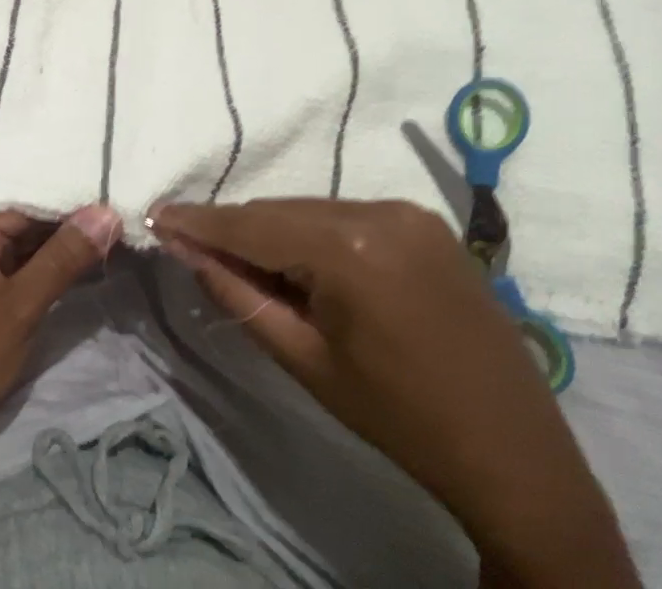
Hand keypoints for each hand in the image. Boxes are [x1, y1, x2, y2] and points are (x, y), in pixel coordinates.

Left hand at [0, 207, 120, 452]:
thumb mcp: (20, 306)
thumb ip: (62, 258)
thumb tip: (106, 213)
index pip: (29, 204)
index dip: (75, 206)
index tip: (121, 202)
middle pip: (29, 221)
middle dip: (74, 225)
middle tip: (127, 219)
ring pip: (30, 244)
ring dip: (67, 246)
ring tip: (120, 234)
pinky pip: (24, 265)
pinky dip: (53, 267)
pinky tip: (91, 262)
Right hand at [151, 199, 638, 588]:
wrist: (509, 449)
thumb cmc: (394, 414)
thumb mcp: (300, 357)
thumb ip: (235, 292)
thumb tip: (184, 248)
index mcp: (349, 247)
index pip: (250, 223)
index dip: (196, 221)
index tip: (152, 217)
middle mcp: (380, 211)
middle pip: (279, 211)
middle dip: (232, 229)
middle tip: (188, 247)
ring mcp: (410, 215)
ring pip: (310, 211)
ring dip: (270, 232)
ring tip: (239, 261)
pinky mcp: (427, 227)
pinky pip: (345, 218)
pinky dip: (310, 235)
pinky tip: (296, 264)